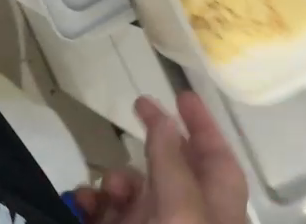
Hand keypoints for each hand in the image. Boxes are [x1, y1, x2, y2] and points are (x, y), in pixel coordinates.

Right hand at [68, 93, 247, 223]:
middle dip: (154, 144)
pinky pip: (108, 212)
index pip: (221, 166)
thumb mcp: (179, 215)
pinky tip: (84, 203)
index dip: (205, 129)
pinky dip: (94, 202)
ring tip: (105, 188)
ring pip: (137, 191)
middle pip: (177, 172)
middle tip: (136, 107)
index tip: (181, 93)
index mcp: (217, 218)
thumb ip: (172, 166)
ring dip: (117, 178)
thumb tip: (165, 121)